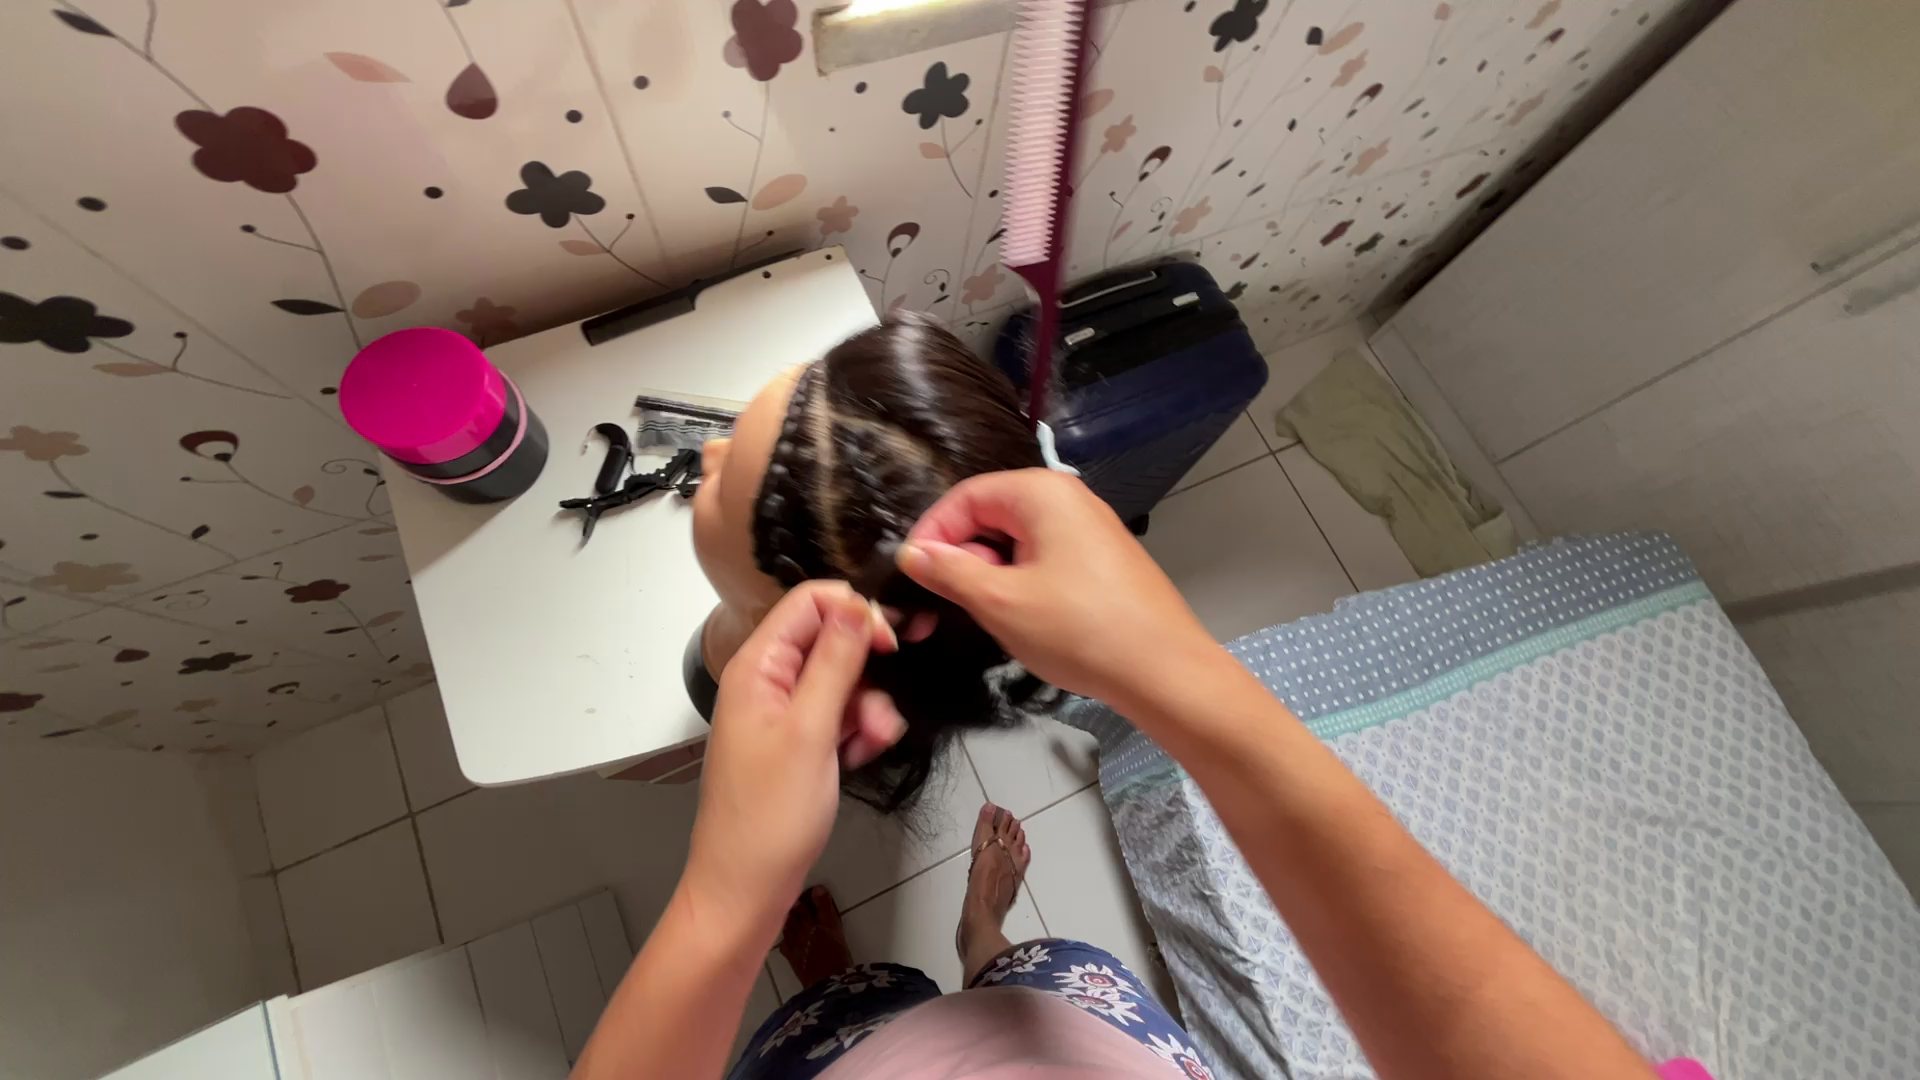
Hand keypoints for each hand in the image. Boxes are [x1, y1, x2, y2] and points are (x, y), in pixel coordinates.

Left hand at [681, 582, 902, 936]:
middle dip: (868, 670)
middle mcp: (768, 679)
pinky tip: (862, 756)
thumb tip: (857, 601)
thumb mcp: (811, 730)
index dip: (854, 611)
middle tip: (887, 708)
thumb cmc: (772, 814)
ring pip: (843, 680)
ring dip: (868, 706)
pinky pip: (839, 713)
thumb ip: (836, 660)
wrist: (746, 891)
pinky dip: (858, 730)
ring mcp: (783, 710)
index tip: (890, 642)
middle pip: (831, 640)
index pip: (810, 602)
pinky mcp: (799, 738)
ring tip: (875, 743)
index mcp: (758, 665)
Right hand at [896, 468, 1214, 712]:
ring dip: (990, 571)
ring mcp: (1090, 526)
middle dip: (962, 554)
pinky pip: (1045, 554)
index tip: (912, 574)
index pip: (965, 497)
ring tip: (985, 612)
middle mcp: (1067, 496)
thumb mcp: (999, 600)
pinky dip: (1021, 578)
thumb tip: (914, 553)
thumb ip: (949, 570)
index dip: (932, 533)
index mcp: (1040, 492)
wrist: (1164, 671)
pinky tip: (1022, 614)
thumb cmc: (1076, 629)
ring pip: (1017, 538)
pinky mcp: (1102, 556)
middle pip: (992, 513)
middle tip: (947, 600)